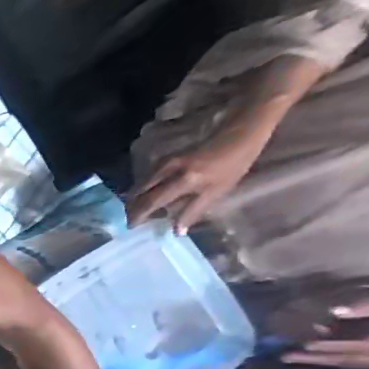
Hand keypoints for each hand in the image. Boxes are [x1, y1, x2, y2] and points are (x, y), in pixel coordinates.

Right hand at [126, 125, 266, 232]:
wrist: (238, 137)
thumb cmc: (232, 166)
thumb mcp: (216, 192)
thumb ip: (193, 211)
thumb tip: (177, 231)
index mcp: (181, 182)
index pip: (152, 202)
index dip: (140, 215)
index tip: (131, 227)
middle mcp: (167, 171)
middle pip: (141, 192)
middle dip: (133, 207)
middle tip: (132, 219)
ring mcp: (164, 162)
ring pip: (142, 184)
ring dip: (137, 197)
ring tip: (138, 209)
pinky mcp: (166, 158)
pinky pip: (148, 176)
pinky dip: (144, 188)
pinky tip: (147, 193)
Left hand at [275, 287, 368, 367]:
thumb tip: (336, 312)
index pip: (366, 346)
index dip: (337, 346)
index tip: (308, 344)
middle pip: (357, 360)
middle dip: (321, 359)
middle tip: (287, 357)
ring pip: (359, 364)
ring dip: (326, 361)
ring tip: (295, 358)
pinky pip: (364, 362)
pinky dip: (340, 359)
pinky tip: (317, 354)